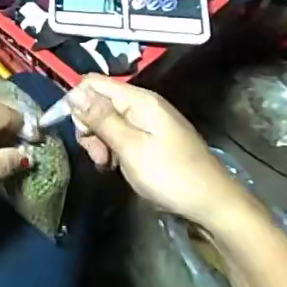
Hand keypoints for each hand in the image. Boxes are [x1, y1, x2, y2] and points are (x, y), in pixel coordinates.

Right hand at [65, 75, 247, 227]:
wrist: (212, 202)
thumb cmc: (170, 174)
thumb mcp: (130, 147)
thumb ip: (101, 119)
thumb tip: (74, 93)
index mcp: (139, 100)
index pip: (94, 83)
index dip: (77, 103)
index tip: (79, 133)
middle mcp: (142, 104)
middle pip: (99, 103)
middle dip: (90, 127)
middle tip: (99, 157)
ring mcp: (148, 122)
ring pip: (108, 121)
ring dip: (100, 142)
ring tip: (108, 166)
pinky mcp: (151, 138)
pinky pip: (122, 134)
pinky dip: (114, 149)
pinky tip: (117, 167)